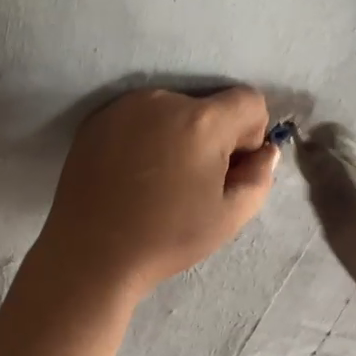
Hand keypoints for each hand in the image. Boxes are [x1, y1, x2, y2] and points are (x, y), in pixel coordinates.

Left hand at [34, 87, 278, 294]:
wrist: (91, 255)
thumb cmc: (165, 240)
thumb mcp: (228, 218)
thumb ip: (259, 178)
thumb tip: (264, 152)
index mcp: (202, 120)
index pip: (248, 101)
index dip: (249, 136)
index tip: (228, 171)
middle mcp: (163, 100)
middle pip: (206, 107)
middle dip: (210, 138)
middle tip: (189, 185)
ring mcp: (123, 108)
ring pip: (169, 112)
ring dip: (175, 137)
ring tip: (156, 183)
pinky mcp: (95, 122)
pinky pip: (135, 121)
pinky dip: (141, 140)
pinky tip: (130, 179)